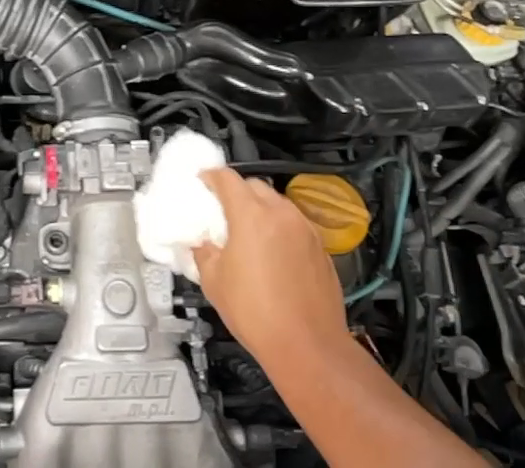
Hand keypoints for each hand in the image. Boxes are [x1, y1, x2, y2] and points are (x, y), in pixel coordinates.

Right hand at [192, 167, 349, 368]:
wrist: (307, 346)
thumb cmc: (257, 314)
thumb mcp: (213, 281)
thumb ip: (204, 252)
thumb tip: (203, 244)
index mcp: (251, 215)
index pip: (227, 178)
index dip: (210, 177)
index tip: (202, 182)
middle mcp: (282, 215)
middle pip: (255, 186)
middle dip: (237, 192)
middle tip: (222, 211)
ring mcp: (306, 230)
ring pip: (278, 205)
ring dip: (260, 210)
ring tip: (247, 235)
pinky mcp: (321, 249)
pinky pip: (295, 226)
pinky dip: (280, 230)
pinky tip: (271, 255)